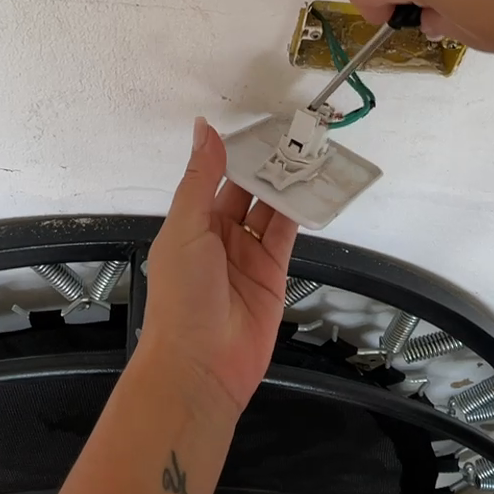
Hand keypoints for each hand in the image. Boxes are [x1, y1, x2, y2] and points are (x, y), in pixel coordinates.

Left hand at [136, 118, 297, 415]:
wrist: (200, 366)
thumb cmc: (181, 294)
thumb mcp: (185, 227)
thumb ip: (200, 177)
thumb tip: (203, 128)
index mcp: (192, 221)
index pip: (215, 176)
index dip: (235, 153)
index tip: (258, 127)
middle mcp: (220, 234)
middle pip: (246, 190)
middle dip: (266, 166)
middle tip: (292, 136)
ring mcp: (248, 254)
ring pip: (269, 209)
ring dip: (286, 185)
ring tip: (307, 155)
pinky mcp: (273, 272)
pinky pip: (287, 234)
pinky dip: (300, 213)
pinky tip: (312, 190)